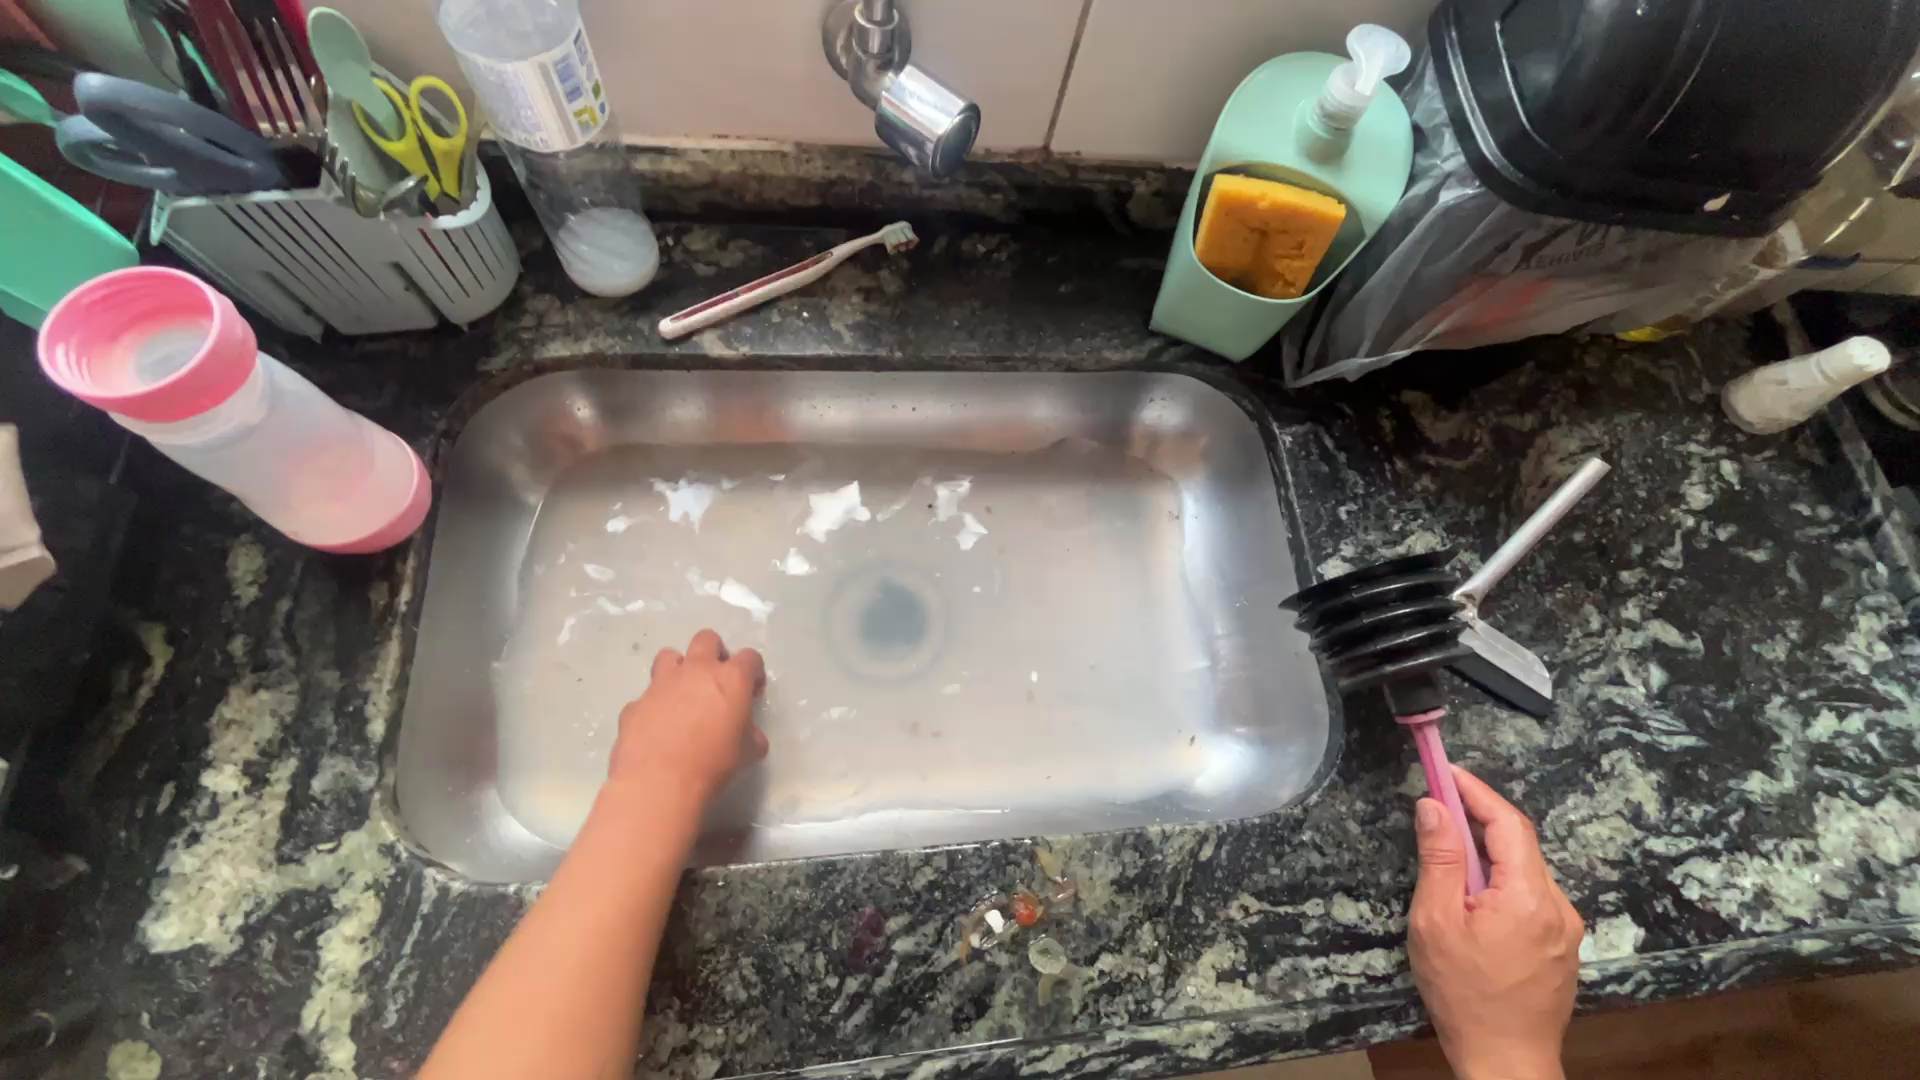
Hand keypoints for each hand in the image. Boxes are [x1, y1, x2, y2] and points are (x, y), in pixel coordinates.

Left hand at [607, 629, 767, 804]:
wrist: (658, 782)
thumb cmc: (713, 764)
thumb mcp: (747, 753)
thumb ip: (751, 736)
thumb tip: (749, 736)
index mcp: (731, 679)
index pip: (750, 657)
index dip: (753, 672)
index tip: (752, 691)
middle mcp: (696, 671)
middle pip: (707, 639)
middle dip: (714, 653)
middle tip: (716, 681)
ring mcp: (661, 684)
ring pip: (669, 656)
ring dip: (678, 669)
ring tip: (682, 694)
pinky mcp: (635, 703)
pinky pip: (646, 696)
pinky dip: (654, 706)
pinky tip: (656, 728)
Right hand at [1408, 766, 1583, 1079]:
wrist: (1505, 1061)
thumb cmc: (1462, 989)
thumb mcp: (1435, 919)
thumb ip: (1439, 858)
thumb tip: (1433, 805)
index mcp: (1528, 897)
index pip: (1508, 823)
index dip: (1475, 790)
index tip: (1442, 768)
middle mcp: (1558, 906)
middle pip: (1518, 842)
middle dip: (1477, 814)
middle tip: (1434, 799)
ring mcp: (1565, 928)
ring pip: (1523, 868)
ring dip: (1486, 848)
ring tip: (1444, 847)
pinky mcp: (1561, 945)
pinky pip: (1528, 892)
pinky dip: (1498, 874)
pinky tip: (1469, 889)